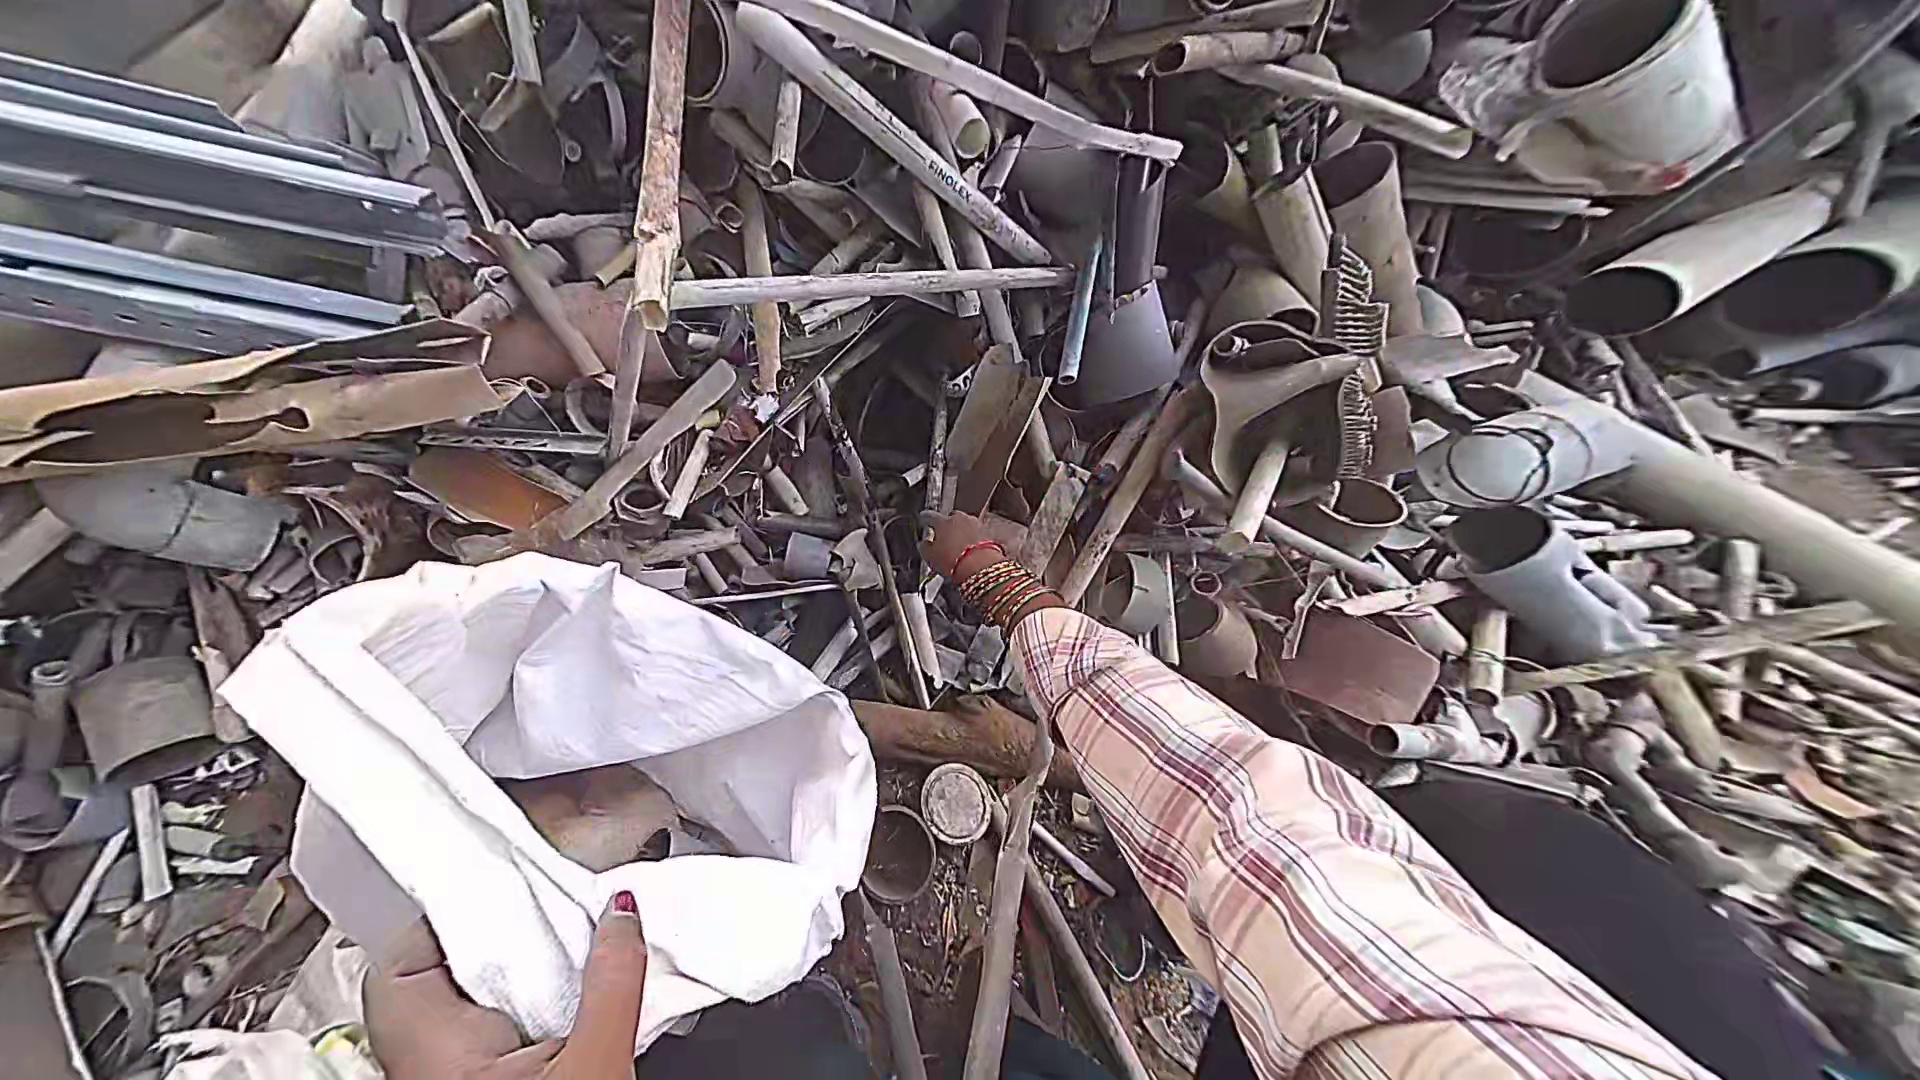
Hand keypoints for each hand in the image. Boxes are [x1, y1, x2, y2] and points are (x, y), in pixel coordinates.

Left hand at [363, 893, 647, 1079]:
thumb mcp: (599, 1060)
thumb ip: (615, 976)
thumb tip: (623, 910)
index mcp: (436, 1061)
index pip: (402, 968)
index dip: (444, 915)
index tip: (497, 878)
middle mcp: (430, 1068)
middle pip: (442, 970)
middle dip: (500, 925)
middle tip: (550, 894)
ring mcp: (457, 1077)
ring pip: (473, 991)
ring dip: (522, 953)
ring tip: (571, 923)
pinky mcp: (490, 1079)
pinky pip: (501, 1012)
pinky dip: (537, 981)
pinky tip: (577, 969)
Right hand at [922, 511, 1000, 580]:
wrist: (982, 568)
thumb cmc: (955, 562)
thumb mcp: (929, 557)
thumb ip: (924, 547)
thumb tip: (924, 544)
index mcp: (941, 521)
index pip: (929, 516)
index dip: (925, 520)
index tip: (924, 522)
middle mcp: (960, 518)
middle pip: (951, 519)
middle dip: (948, 528)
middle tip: (945, 544)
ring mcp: (977, 524)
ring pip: (966, 526)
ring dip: (963, 534)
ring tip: (961, 551)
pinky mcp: (991, 533)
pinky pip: (979, 534)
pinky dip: (975, 541)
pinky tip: (973, 553)